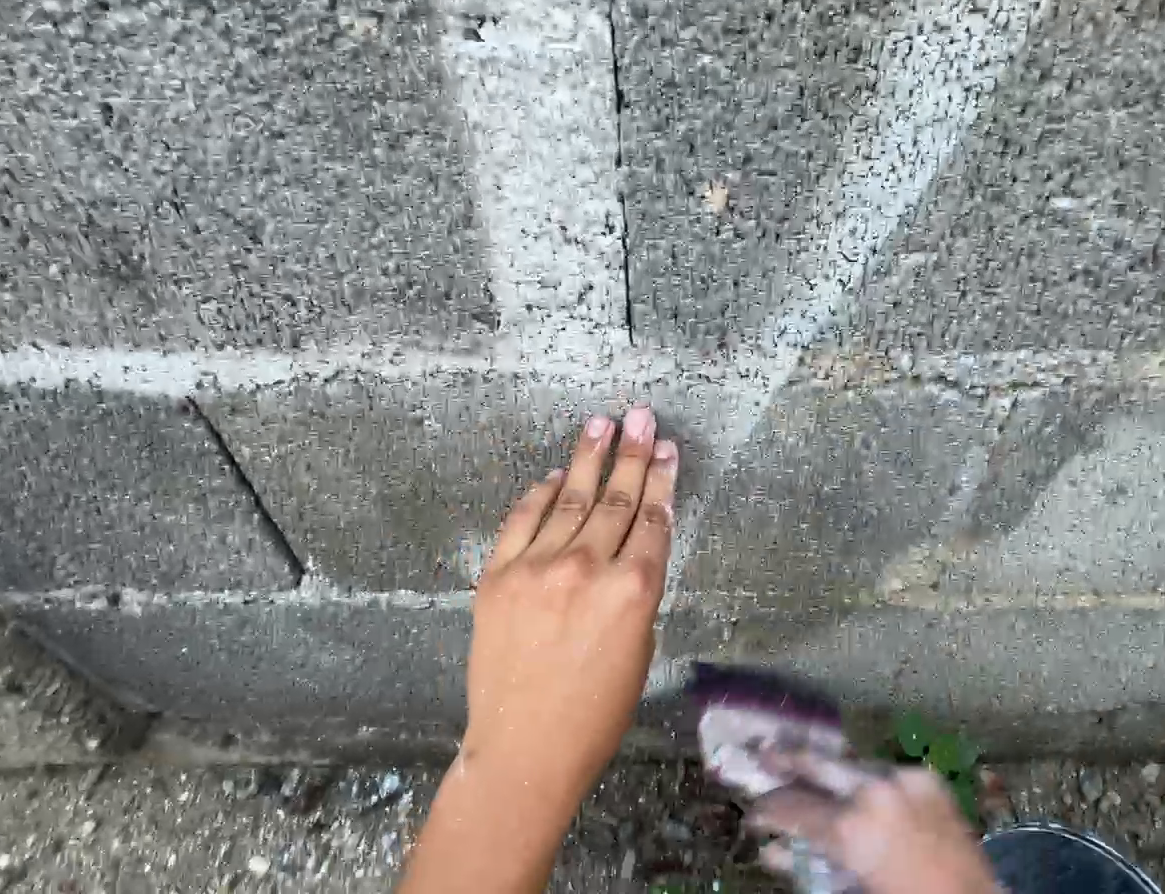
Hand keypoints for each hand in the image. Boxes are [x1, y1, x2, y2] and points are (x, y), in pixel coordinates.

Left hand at [460, 405, 678, 804]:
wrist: (524, 749)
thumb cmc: (595, 712)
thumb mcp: (640, 649)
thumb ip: (637, 591)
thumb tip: (629, 546)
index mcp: (632, 591)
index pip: (653, 519)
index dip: (662, 480)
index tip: (666, 450)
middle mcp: (587, 568)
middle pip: (617, 498)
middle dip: (633, 453)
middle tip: (641, 416)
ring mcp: (538, 567)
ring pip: (571, 498)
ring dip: (588, 457)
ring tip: (600, 423)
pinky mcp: (498, 575)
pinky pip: (522, 520)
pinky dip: (540, 494)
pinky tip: (555, 474)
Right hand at [748, 753, 999, 893]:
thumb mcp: (849, 893)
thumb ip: (810, 869)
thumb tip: (772, 851)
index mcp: (852, 828)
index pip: (792, 807)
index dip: (766, 810)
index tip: (751, 814)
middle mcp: (874, 791)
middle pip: (817, 762)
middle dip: (785, 758)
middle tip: (761, 751)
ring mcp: (904, 779)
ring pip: (850, 764)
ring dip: (827, 770)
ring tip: (803, 767)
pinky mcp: (927, 779)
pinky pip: (882, 773)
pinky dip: (864, 781)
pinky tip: (853, 789)